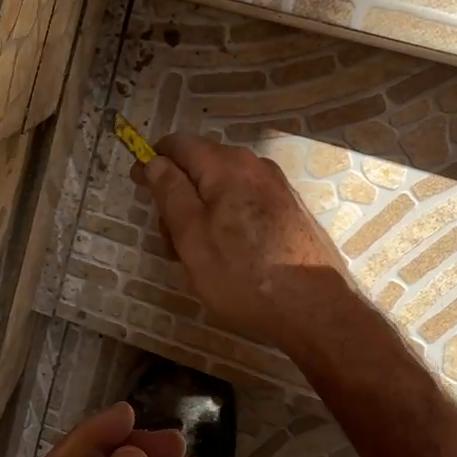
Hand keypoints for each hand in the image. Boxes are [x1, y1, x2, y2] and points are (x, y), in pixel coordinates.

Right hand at [139, 133, 354, 350]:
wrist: (318, 312)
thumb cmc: (244, 274)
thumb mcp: (191, 236)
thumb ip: (170, 192)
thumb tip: (155, 161)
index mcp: (226, 164)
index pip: (178, 144)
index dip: (152, 161)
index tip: (138, 187)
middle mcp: (253, 164)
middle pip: (200, 165)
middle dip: (178, 194)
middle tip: (170, 239)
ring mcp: (276, 187)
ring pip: (223, 186)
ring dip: (201, 211)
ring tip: (199, 256)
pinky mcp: (290, 211)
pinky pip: (245, 202)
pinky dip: (227, 218)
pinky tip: (230, 256)